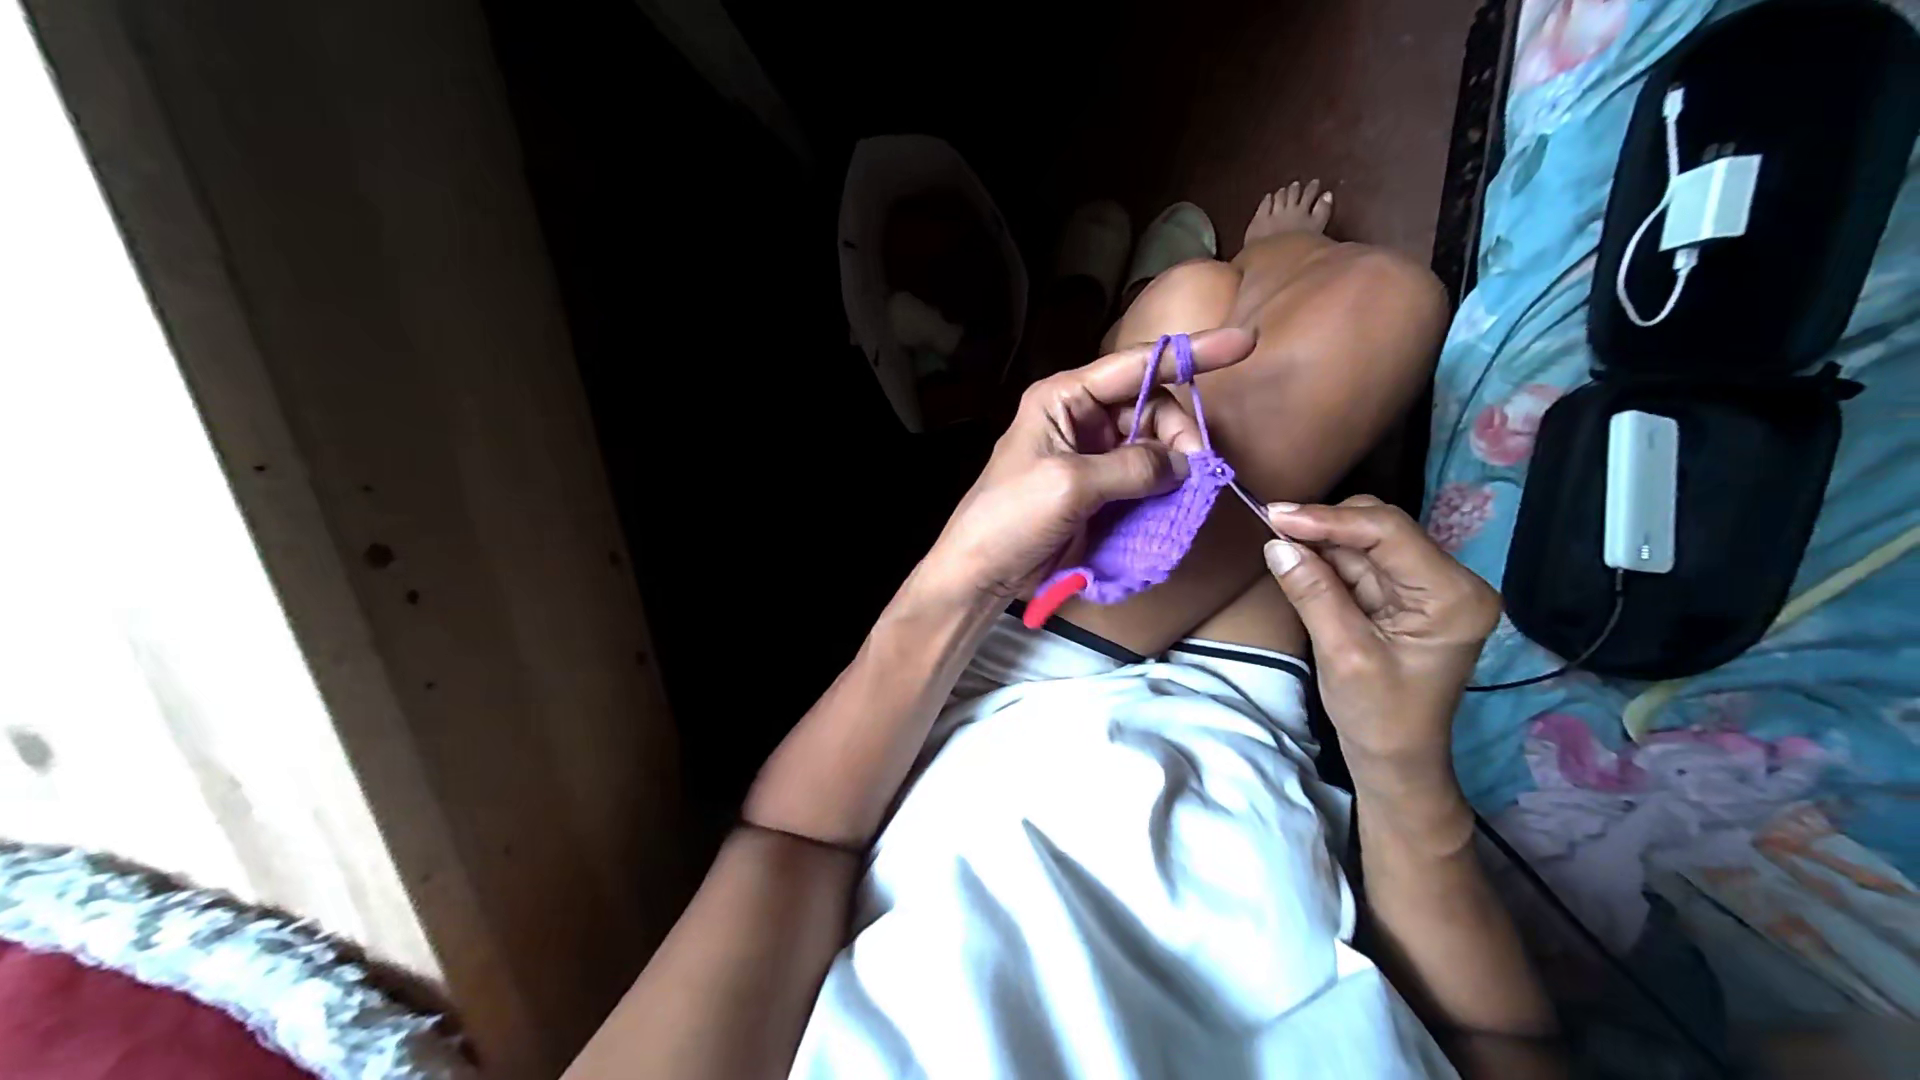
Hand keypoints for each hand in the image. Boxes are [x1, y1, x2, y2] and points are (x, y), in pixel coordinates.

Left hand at [921, 329, 1257, 599]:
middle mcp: (1082, 419)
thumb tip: (1184, 464)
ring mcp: (1093, 455)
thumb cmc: (1010, 516)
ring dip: (1176, 463)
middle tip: (1195, 469)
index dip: (1190, 353)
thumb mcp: (1069, 484)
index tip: (1243, 344)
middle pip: (1152, 405)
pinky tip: (1175, 502)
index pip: (1135, 365)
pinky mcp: (1101, 489)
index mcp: (1064, 399)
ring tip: (1185, 491)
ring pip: (1154, 443)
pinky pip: (1146, 477)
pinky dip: (1166, 487)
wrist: (984, 571)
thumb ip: (1131, 467)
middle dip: (1179, 431)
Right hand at [1261, 496, 1500, 780]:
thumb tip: (1277, 545)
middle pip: (1381, 527)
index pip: (1389, 534)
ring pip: (1365, 539)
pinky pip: (1359, 561)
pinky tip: (1297, 559)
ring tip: (1279, 544)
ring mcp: (1426, 586)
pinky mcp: (1402, 594)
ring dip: (1320, 540)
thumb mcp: (1342, 653)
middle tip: (1272, 529)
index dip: (1329, 519)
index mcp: (1452, 596)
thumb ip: (1312, 593)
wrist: (1395, 755)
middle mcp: (1449, 581)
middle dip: (1325, 526)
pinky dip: (1325, 557)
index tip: (1275, 515)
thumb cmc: (1378, 714)